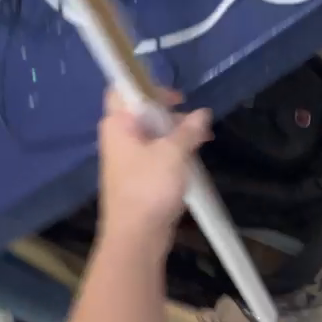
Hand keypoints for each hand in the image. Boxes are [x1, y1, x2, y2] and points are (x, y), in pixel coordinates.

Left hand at [97, 90, 212, 251]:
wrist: (136, 235)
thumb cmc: (150, 188)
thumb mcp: (173, 154)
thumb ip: (188, 131)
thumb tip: (203, 114)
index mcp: (118, 124)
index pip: (124, 89)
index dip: (149, 86)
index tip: (176, 97)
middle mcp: (118, 138)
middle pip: (142, 114)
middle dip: (170, 115)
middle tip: (196, 123)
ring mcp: (127, 160)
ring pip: (151, 137)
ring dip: (175, 137)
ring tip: (200, 142)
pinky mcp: (138, 179)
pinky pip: (155, 157)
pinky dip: (172, 155)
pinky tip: (190, 163)